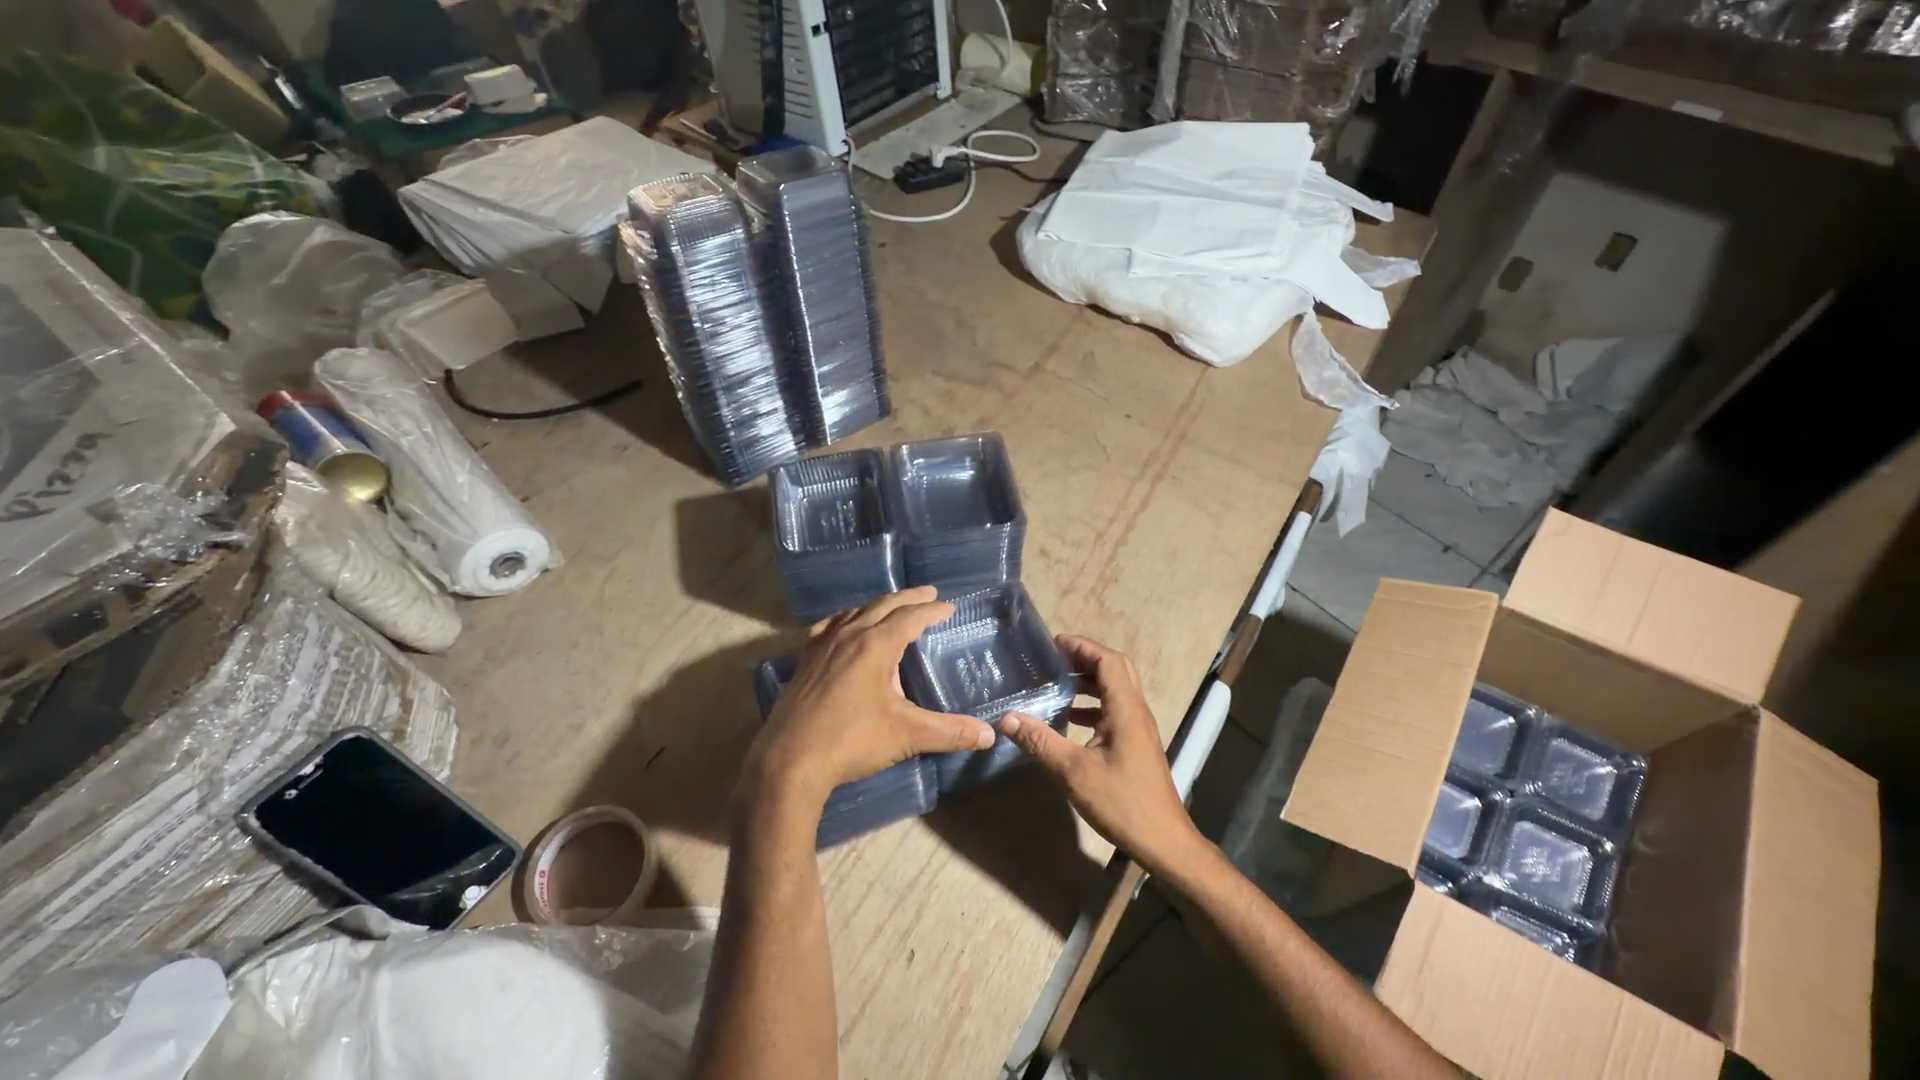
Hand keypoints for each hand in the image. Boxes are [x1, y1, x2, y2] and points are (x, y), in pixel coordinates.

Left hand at [748, 587, 996, 805]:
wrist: (790, 760)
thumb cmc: (851, 741)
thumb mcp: (906, 735)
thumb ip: (949, 732)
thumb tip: (988, 735)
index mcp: (875, 645)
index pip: (911, 617)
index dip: (932, 610)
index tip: (949, 607)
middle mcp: (848, 635)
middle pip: (883, 605)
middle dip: (908, 599)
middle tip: (928, 595)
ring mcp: (822, 646)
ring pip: (854, 612)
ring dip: (878, 606)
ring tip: (893, 608)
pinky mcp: (805, 661)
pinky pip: (828, 627)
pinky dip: (845, 619)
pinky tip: (843, 627)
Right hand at [999, 635, 1203, 875]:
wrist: (1162, 840)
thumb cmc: (1121, 802)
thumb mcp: (1073, 772)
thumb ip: (1041, 742)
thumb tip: (1007, 717)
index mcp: (1126, 710)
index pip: (1108, 661)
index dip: (1082, 647)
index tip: (1053, 644)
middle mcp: (1136, 712)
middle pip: (1115, 670)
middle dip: (1085, 659)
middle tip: (1054, 660)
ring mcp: (1138, 730)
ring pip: (1115, 691)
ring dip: (1089, 682)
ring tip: (1056, 684)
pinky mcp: (1135, 746)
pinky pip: (1113, 712)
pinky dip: (1092, 706)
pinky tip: (1069, 720)